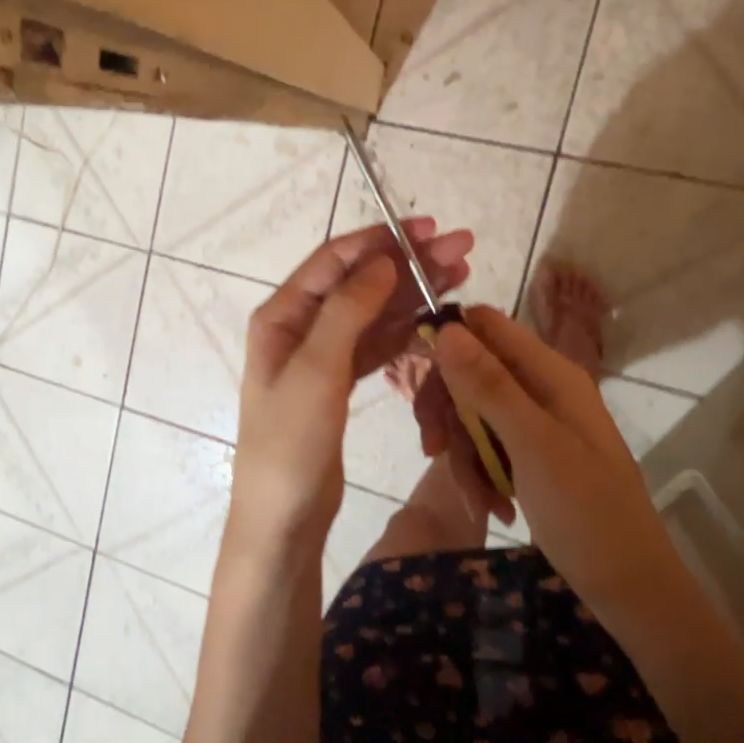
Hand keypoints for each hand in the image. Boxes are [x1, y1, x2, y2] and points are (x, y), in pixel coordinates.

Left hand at [230, 219, 473, 550]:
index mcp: (281, 316)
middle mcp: (299, 327)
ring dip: (412, 291)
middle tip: (462, 247)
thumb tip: (383, 261)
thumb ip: (348, 312)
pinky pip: (375, 343)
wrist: (284, 515)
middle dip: (407, 262)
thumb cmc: (291, 441)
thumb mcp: (316, 371)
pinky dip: (404, 327)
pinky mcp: (339, 382)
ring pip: (372, 311)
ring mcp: (320, 355)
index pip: (333, 262)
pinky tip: (437, 315)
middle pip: (358, 282)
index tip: (428, 227)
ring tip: (462, 272)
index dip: (379, 240)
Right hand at [430, 307, 684, 610]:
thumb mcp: (532, 444)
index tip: (422, 384)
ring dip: (464, 454)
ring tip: (476, 499)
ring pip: (471, 414)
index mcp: (550, 374)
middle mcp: (541, 388)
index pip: (484, 325)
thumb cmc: (586, 511)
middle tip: (434, 449)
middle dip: (447, 411)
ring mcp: (536, 422)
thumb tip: (445, 328)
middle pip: (469, 372)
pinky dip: (479, 474)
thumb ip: (487, 384)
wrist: (628, 587)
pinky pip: (486, 446)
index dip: (447, 342)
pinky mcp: (530, 454)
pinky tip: (490, 506)